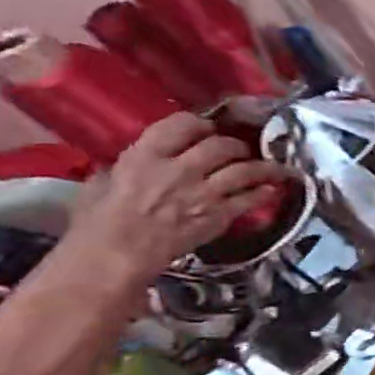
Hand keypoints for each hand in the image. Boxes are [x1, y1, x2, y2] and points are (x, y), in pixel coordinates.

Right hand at [65, 112, 287, 278]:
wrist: (120, 251)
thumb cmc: (100, 218)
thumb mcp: (103, 179)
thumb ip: (128, 166)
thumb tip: (141, 161)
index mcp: (145, 155)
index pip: (181, 125)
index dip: (200, 123)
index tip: (208, 126)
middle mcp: (180, 169)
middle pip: (220, 146)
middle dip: (235, 144)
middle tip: (240, 149)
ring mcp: (204, 193)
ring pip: (243, 171)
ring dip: (263, 167)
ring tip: (273, 167)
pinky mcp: (220, 215)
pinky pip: (250, 200)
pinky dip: (265, 193)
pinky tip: (273, 190)